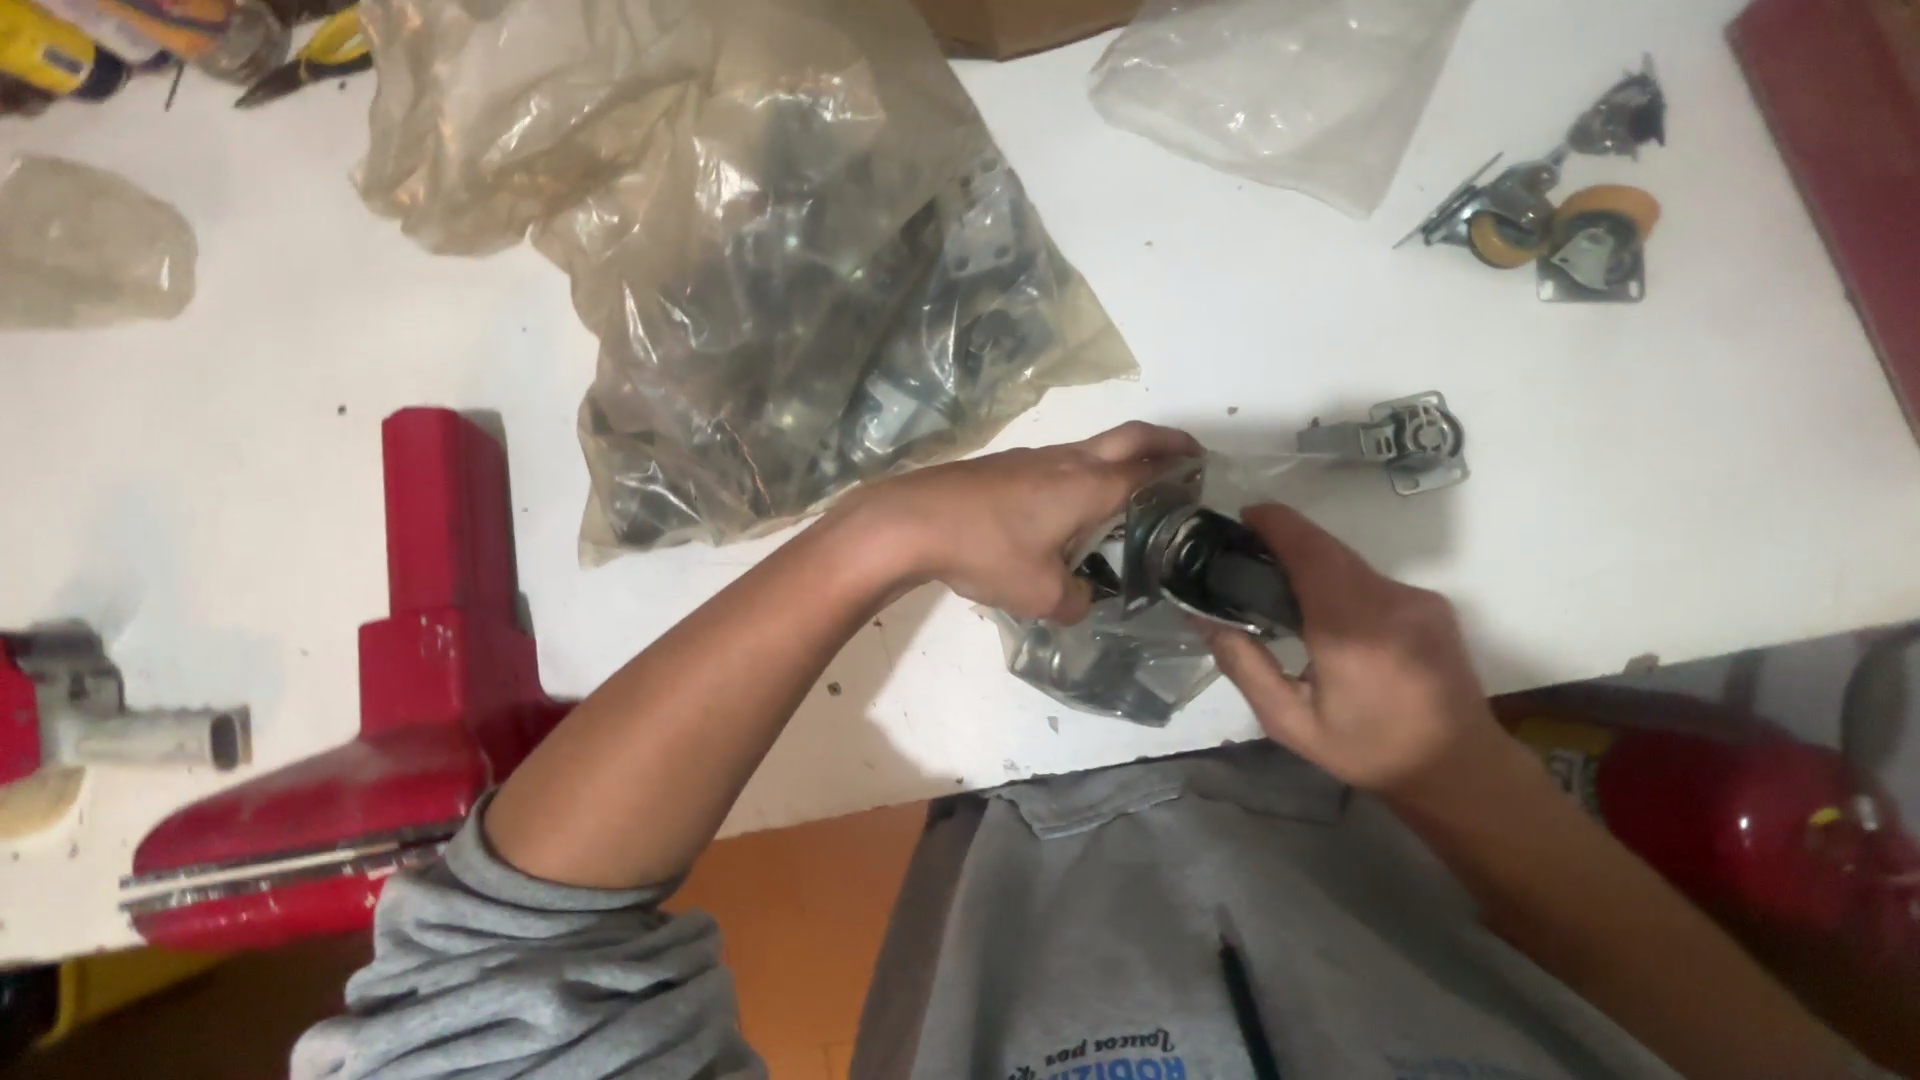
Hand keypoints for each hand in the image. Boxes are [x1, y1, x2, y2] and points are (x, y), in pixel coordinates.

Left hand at [834, 422, 1200, 621]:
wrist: (912, 521)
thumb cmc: (985, 551)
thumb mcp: (1039, 594)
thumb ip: (1074, 601)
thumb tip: (1081, 600)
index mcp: (1090, 486)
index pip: (1150, 471)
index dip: (1181, 469)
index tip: (1203, 472)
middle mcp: (1069, 462)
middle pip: (1129, 437)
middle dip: (1165, 441)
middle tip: (1188, 455)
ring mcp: (1034, 459)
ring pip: (1091, 448)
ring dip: (1119, 459)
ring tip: (1129, 493)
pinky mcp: (1005, 466)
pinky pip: (1059, 463)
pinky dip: (1082, 474)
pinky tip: (1066, 509)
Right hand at [1198, 504, 1512, 804]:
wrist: (1457, 767)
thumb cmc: (1367, 749)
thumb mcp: (1288, 721)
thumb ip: (1245, 665)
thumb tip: (1205, 618)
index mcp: (1350, 632)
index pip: (1312, 553)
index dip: (1278, 525)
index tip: (1245, 516)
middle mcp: (1390, 603)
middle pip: (1329, 550)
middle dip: (1288, 540)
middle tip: (1249, 555)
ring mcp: (1417, 600)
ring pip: (1351, 563)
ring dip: (1315, 566)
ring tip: (1284, 595)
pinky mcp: (1432, 604)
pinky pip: (1373, 580)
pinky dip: (1342, 584)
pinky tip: (1330, 618)